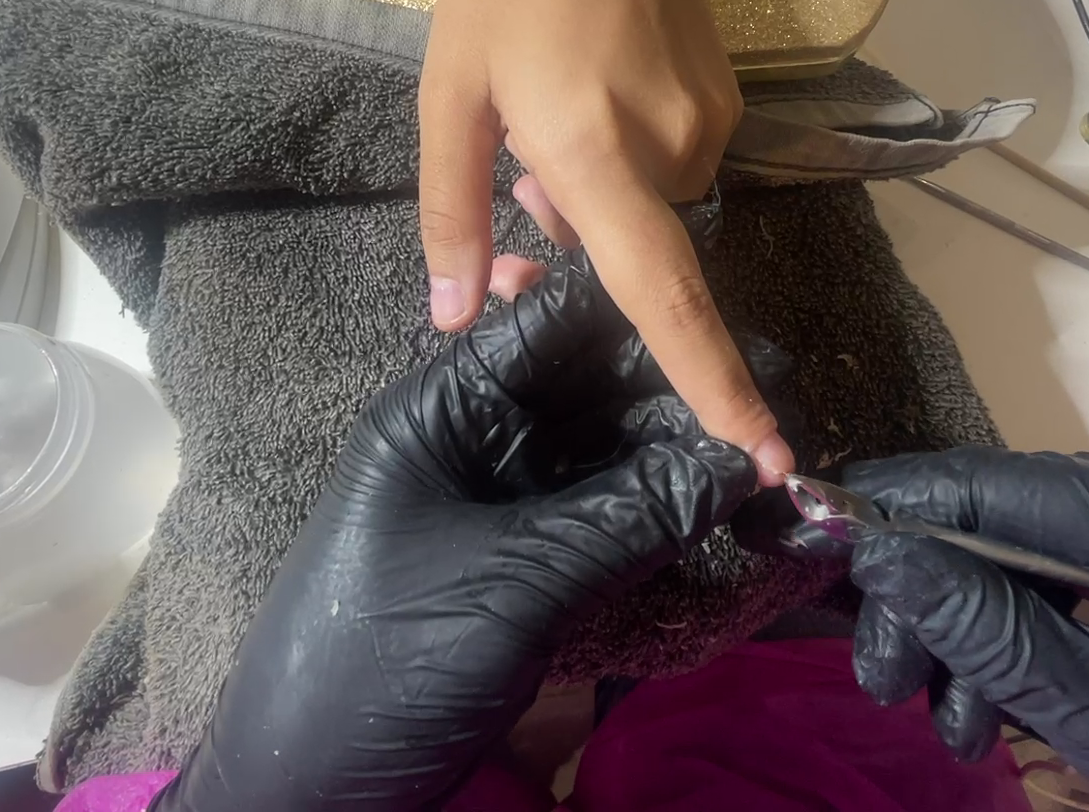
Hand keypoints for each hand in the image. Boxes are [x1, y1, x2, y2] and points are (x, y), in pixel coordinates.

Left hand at [159, 256, 758, 811]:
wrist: (318, 784)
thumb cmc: (387, 660)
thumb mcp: (510, 584)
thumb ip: (626, 516)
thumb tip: (742, 463)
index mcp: (441, 405)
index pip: (545, 326)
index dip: (634, 323)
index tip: (726, 328)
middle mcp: (475, 429)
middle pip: (584, 384)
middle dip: (668, 389)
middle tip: (770, 398)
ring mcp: (501, 488)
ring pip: (599, 443)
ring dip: (670, 445)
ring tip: (761, 445)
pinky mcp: (524, 542)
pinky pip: (598, 500)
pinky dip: (651, 498)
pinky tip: (712, 494)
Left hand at [417, 0, 792, 482]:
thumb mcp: (449, 99)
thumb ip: (452, 215)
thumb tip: (458, 314)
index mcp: (593, 150)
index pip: (661, 291)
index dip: (713, 381)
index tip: (767, 457)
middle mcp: (670, 149)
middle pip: (636, 253)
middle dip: (578, 249)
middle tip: (521, 200)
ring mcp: (709, 125)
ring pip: (651, 210)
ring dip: (598, 199)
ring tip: (550, 133)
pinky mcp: (724, 104)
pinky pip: (671, 170)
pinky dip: (627, 169)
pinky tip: (593, 111)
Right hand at [842, 440, 1088, 811]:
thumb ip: (984, 631)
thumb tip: (872, 552)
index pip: (1014, 485)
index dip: (904, 500)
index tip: (817, 520)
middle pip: (1013, 509)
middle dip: (937, 590)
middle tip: (886, 674)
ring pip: (1032, 524)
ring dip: (976, 606)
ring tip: (949, 707)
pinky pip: (1073, 534)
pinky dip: (1027, 596)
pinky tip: (1001, 671)